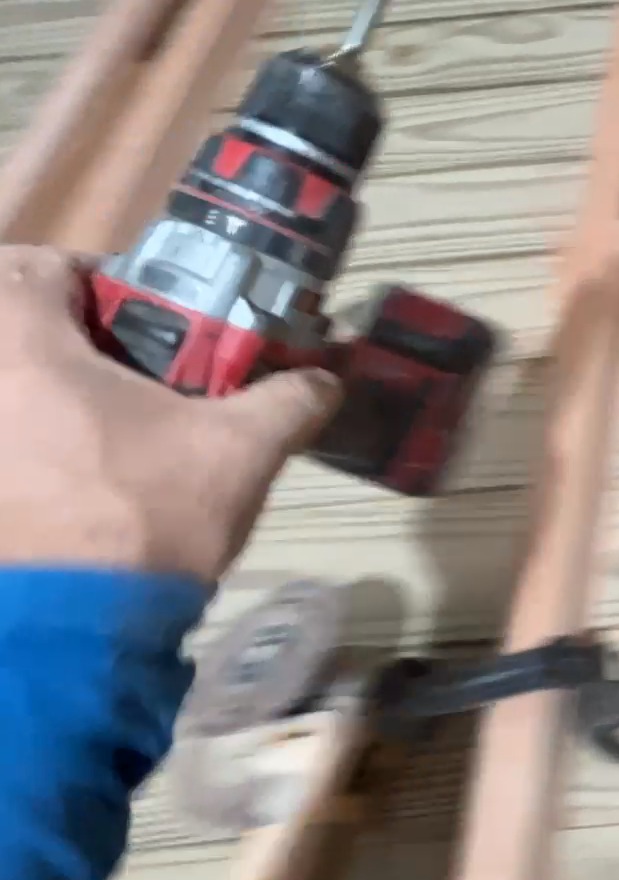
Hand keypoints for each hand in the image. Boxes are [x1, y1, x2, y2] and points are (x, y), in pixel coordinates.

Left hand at [0, 246, 339, 581]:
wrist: (80, 614)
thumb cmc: (153, 505)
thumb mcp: (246, 445)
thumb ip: (292, 397)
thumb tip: (326, 378)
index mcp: (22, 348)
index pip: (35, 266)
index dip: (97, 274)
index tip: (154, 308)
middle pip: (19, 324)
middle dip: (86, 333)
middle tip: (154, 364)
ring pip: (17, 381)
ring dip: (66, 385)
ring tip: (134, 419)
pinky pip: (15, 431)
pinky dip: (47, 431)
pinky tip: (100, 465)